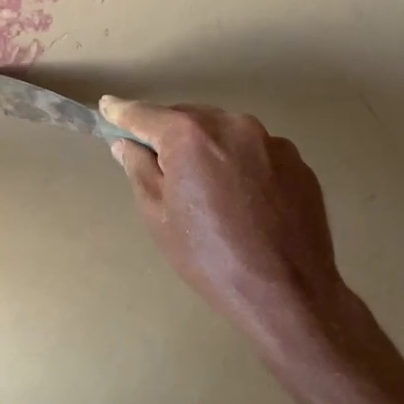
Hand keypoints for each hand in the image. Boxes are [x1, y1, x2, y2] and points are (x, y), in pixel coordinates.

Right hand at [99, 98, 346, 334]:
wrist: (290, 297)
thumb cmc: (211, 258)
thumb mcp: (159, 216)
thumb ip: (139, 169)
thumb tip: (128, 145)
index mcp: (189, 135)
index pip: (144, 114)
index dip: (121, 113)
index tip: (107, 107)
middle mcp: (231, 124)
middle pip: (187, 118)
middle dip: (170, 135)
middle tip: (163, 166)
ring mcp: (270, 141)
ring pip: (224, 132)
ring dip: (209, 147)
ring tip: (209, 189)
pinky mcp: (297, 161)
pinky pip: (256, 151)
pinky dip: (241, 163)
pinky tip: (244, 200)